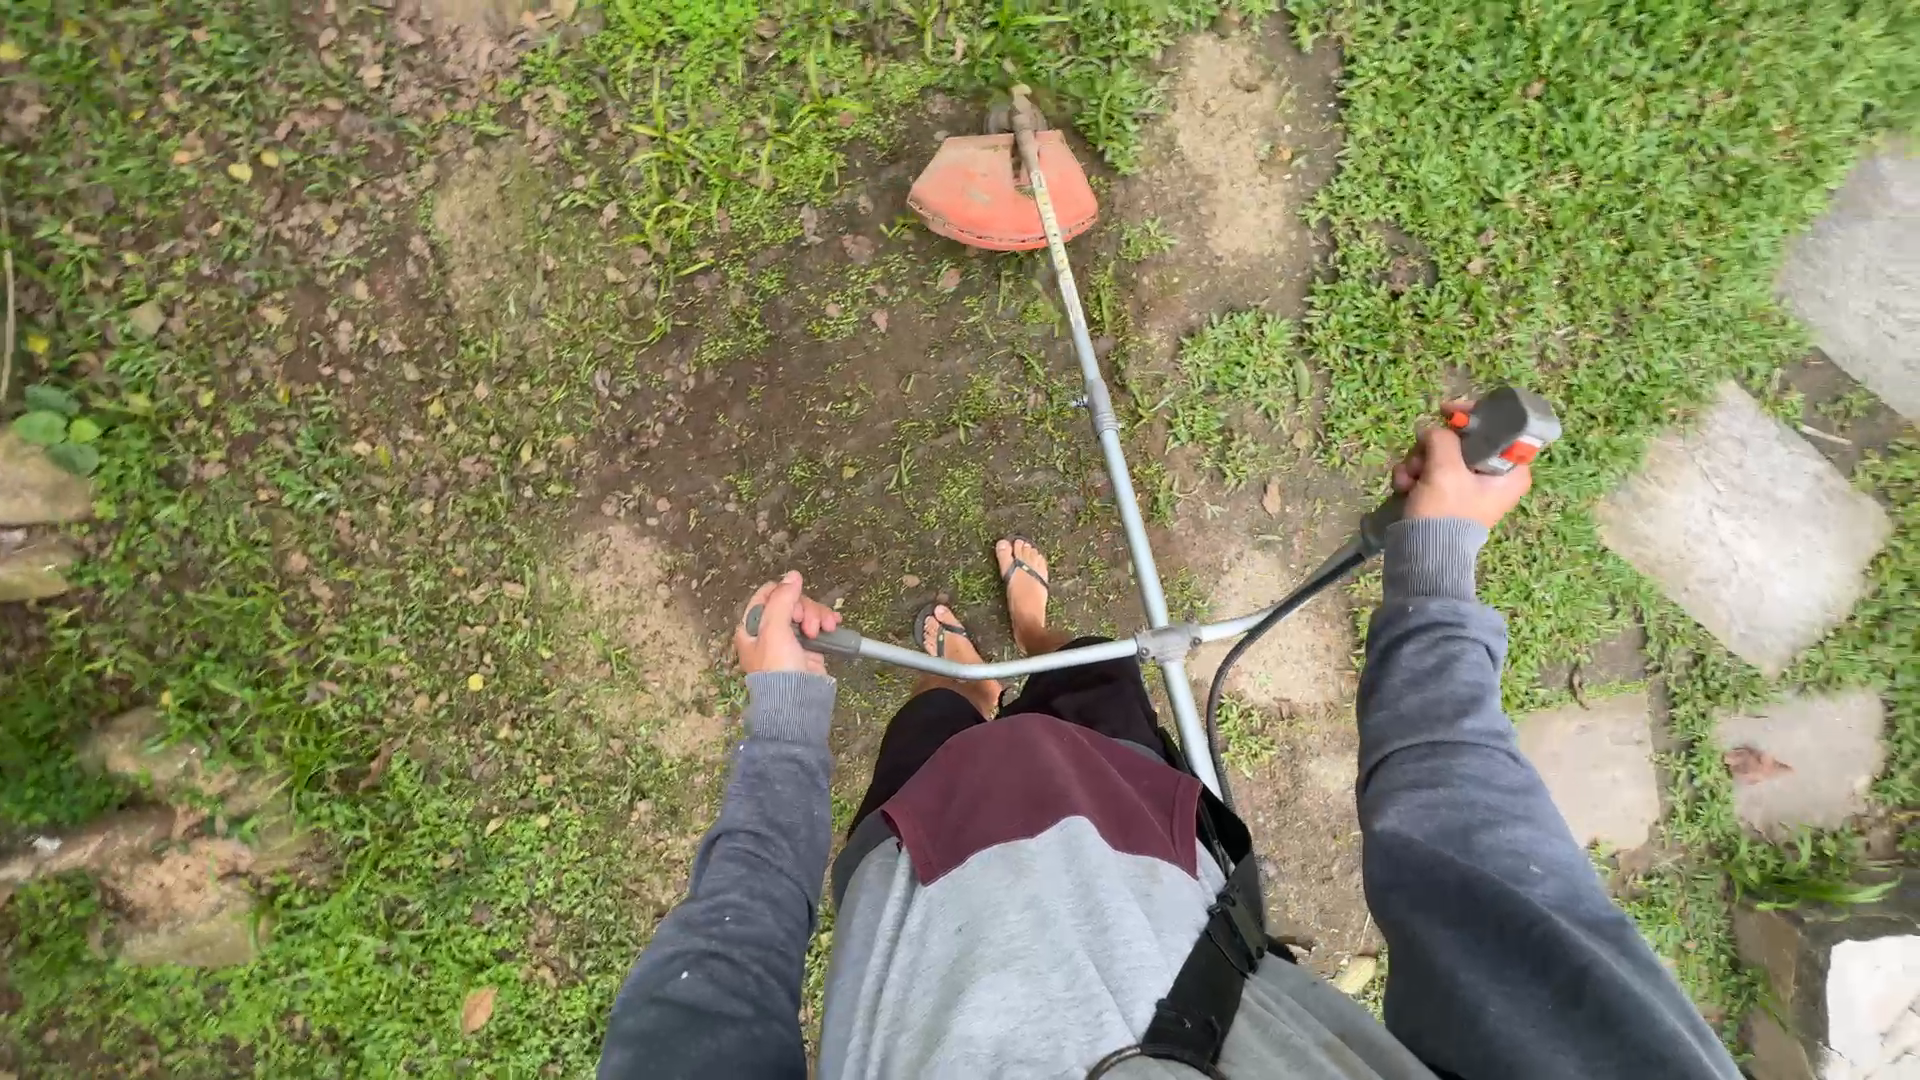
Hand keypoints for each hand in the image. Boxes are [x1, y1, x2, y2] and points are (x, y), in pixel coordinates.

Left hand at [734, 571, 840, 675]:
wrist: (796, 701)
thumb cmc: (778, 668)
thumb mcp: (774, 629)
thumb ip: (783, 600)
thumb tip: (793, 575)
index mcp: (752, 626)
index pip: (767, 595)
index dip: (784, 594)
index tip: (794, 605)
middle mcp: (769, 631)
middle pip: (791, 602)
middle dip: (805, 609)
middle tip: (808, 625)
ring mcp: (790, 639)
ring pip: (807, 612)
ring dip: (818, 616)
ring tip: (825, 628)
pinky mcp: (809, 647)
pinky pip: (818, 625)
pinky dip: (827, 622)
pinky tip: (834, 625)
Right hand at [1391, 409, 1531, 528]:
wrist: (1423, 553)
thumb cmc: (1445, 512)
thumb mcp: (1445, 470)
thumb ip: (1442, 439)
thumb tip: (1433, 430)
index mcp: (1511, 471)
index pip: (1499, 429)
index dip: (1472, 416)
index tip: (1446, 412)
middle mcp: (1493, 477)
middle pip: (1462, 442)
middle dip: (1432, 448)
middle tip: (1420, 459)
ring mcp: (1467, 487)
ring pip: (1439, 456)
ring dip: (1417, 463)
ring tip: (1407, 480)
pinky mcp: (1445, 496)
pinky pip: (1428, 473)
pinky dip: (1413, 477)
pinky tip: (1404, 488)